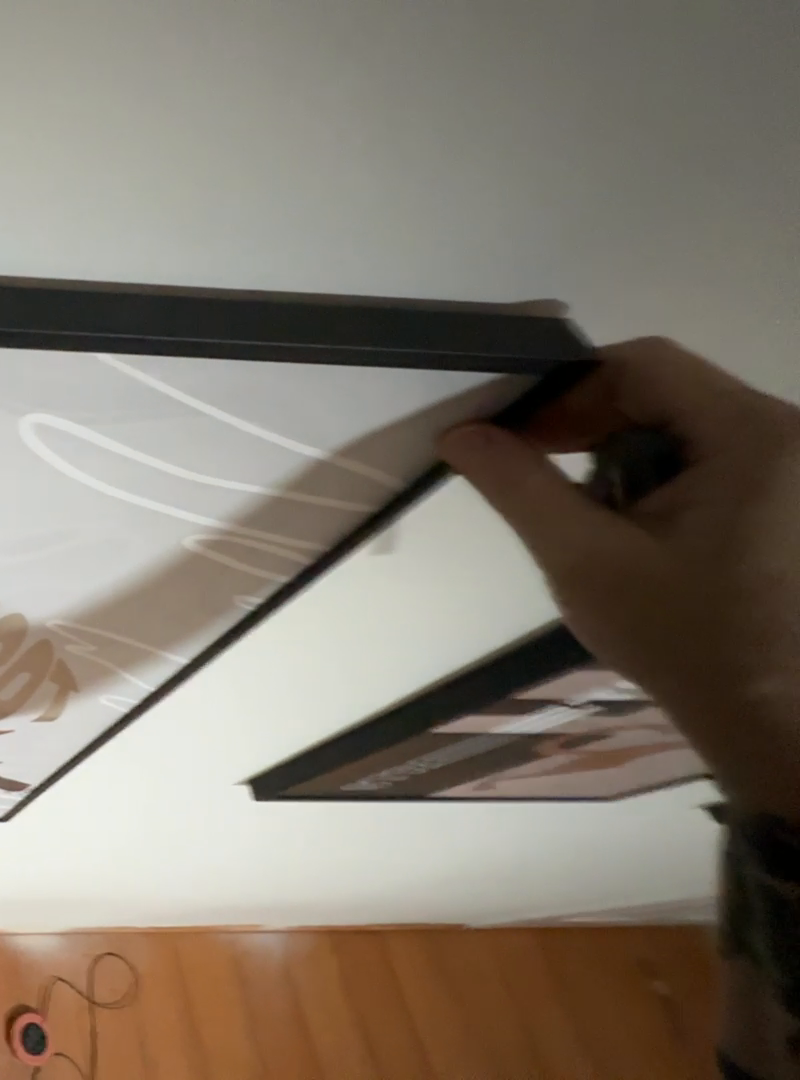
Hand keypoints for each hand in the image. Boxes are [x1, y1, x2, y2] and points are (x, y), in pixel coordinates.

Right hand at [440, 338, 799, 817]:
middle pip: (662, 388)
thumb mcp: (580, 555)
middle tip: (524, 468)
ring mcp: (792, 466)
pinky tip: (622, 520)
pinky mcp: (787, 495)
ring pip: (678, 421)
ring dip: (608, 449)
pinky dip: (645, 472)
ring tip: (574, 507)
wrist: (776, 714)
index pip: (643, 364)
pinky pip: (705, 454)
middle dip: (581, 420)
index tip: (511, 437)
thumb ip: (516, 485)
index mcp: (755, 436)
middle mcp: (789, 435)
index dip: (562, 388)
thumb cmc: (682, 633)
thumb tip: (459, 434)